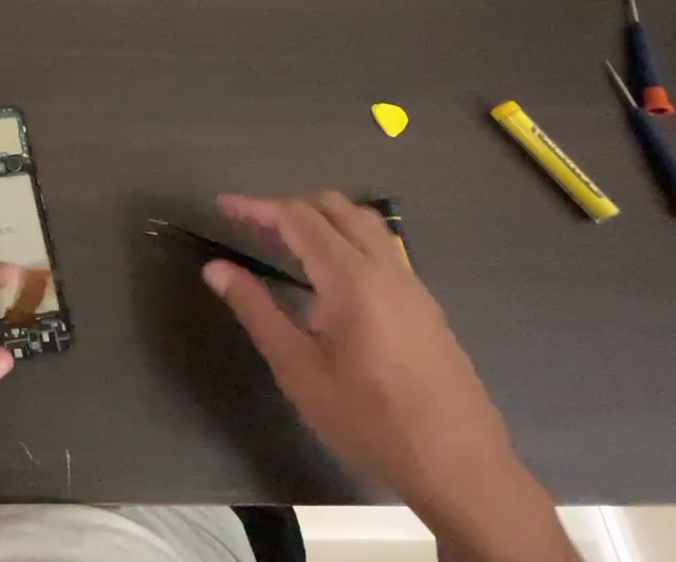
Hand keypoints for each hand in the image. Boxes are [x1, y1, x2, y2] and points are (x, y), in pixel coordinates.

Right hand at [204, 192, 575, 561]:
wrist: (459, 468)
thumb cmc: (368, 420)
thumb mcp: (297, 368)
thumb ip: (255, 309)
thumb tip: (215, 268)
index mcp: (351, 279)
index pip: (297, 219)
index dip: (256, 207)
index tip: (222, 205)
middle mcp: (385, 268)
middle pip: (334, 208)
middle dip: (287, 205)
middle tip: (250, 225)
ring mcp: (412, 285)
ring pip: (364, 223)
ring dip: (320, 217)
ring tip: (284, 240)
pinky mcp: (425, 304)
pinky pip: (381, 247)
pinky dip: (345, 237)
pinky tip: (328, 273)